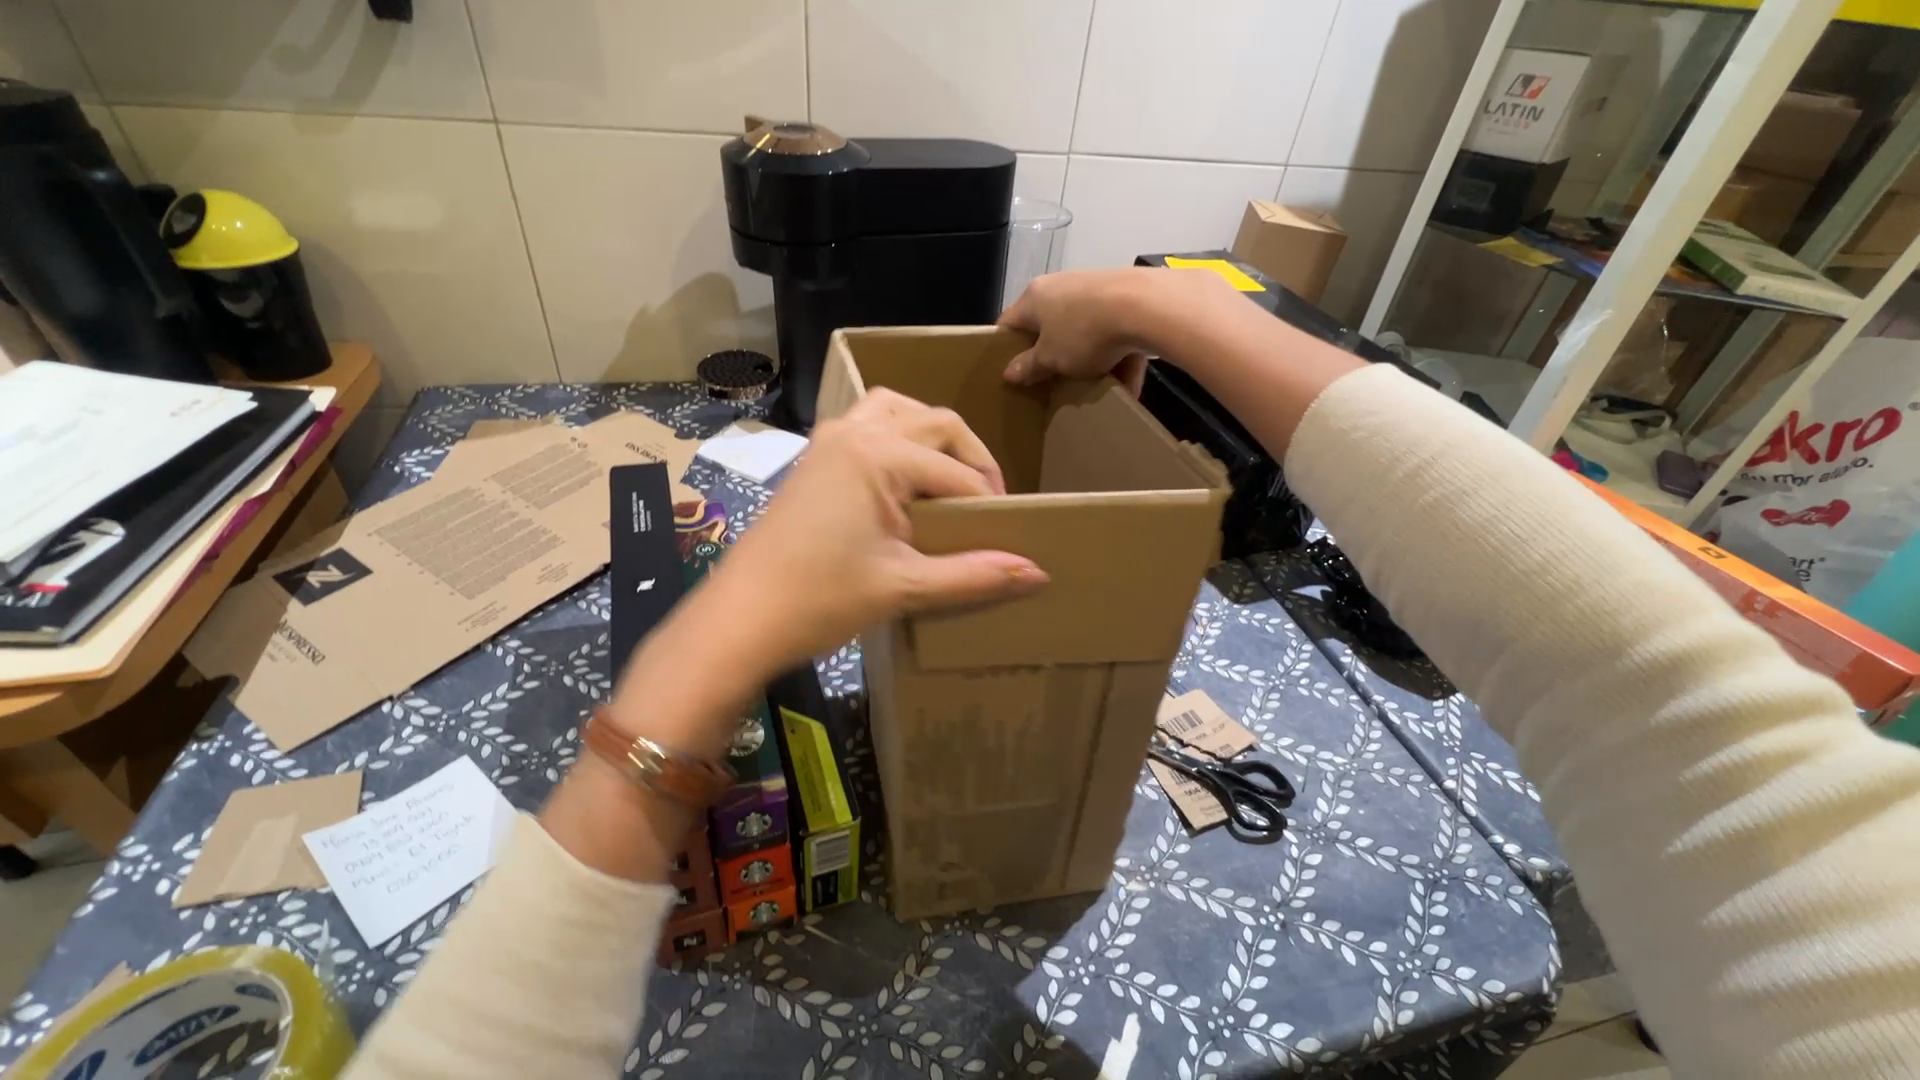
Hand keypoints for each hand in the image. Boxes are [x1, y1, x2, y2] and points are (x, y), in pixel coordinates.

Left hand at [708, 388, 1049, 676]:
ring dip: (932, 437)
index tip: (1008, 537)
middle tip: (988, 505)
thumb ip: (975, 575)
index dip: (990, 502)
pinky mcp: (813, 459)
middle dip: (971, 460)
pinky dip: (896, 438)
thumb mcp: (905, 587)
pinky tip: (903, 481)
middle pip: (936, 423)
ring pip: (899, 411)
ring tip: (951, 480)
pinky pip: (867, 425)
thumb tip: (1038, 572)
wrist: (741, 619)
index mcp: (879, 455)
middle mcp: (855, 432)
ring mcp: (828, 441)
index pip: (957, 471)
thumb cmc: (821, 600)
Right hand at [998, 267, 1242, 392]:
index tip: (1012, 373)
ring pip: (1085, 331)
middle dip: (1053, 356)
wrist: (1144, 306)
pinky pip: (1116, 333)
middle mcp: (1060, 286)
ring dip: (1090, 361)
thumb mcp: (1051, 358)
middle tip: (1053, 383)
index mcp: (1034, 297)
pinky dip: (1119, 358)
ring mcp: (1095, 288)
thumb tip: (1009, 373)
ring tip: (1095, 388)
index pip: (1009, 323)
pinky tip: (1128, 383)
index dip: (1005, 349)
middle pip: (1049, 326)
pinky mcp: (1126, 296)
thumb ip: (1029, 366)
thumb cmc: (1083, 332)